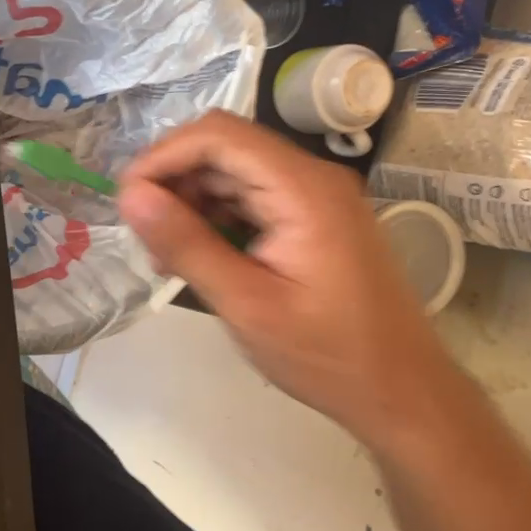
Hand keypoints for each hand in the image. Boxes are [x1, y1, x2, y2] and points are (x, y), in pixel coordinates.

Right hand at [116, 111, 458, 447]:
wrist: (403, 394)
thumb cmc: (328, 355)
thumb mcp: (246, 304)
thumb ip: (186, 244)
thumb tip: (130, 196)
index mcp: (303, 190)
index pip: (218, 136)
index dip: (163, 156)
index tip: (127, 200)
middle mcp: (312, 178)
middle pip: (223, 147)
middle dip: (172, 179)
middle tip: (142, 231)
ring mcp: (314, 196)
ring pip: (231, 170)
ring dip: (189, 200)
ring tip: (164, 253)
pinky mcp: (311, 217)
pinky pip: (249, 196)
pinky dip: (213, 216)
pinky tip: (197, 256)